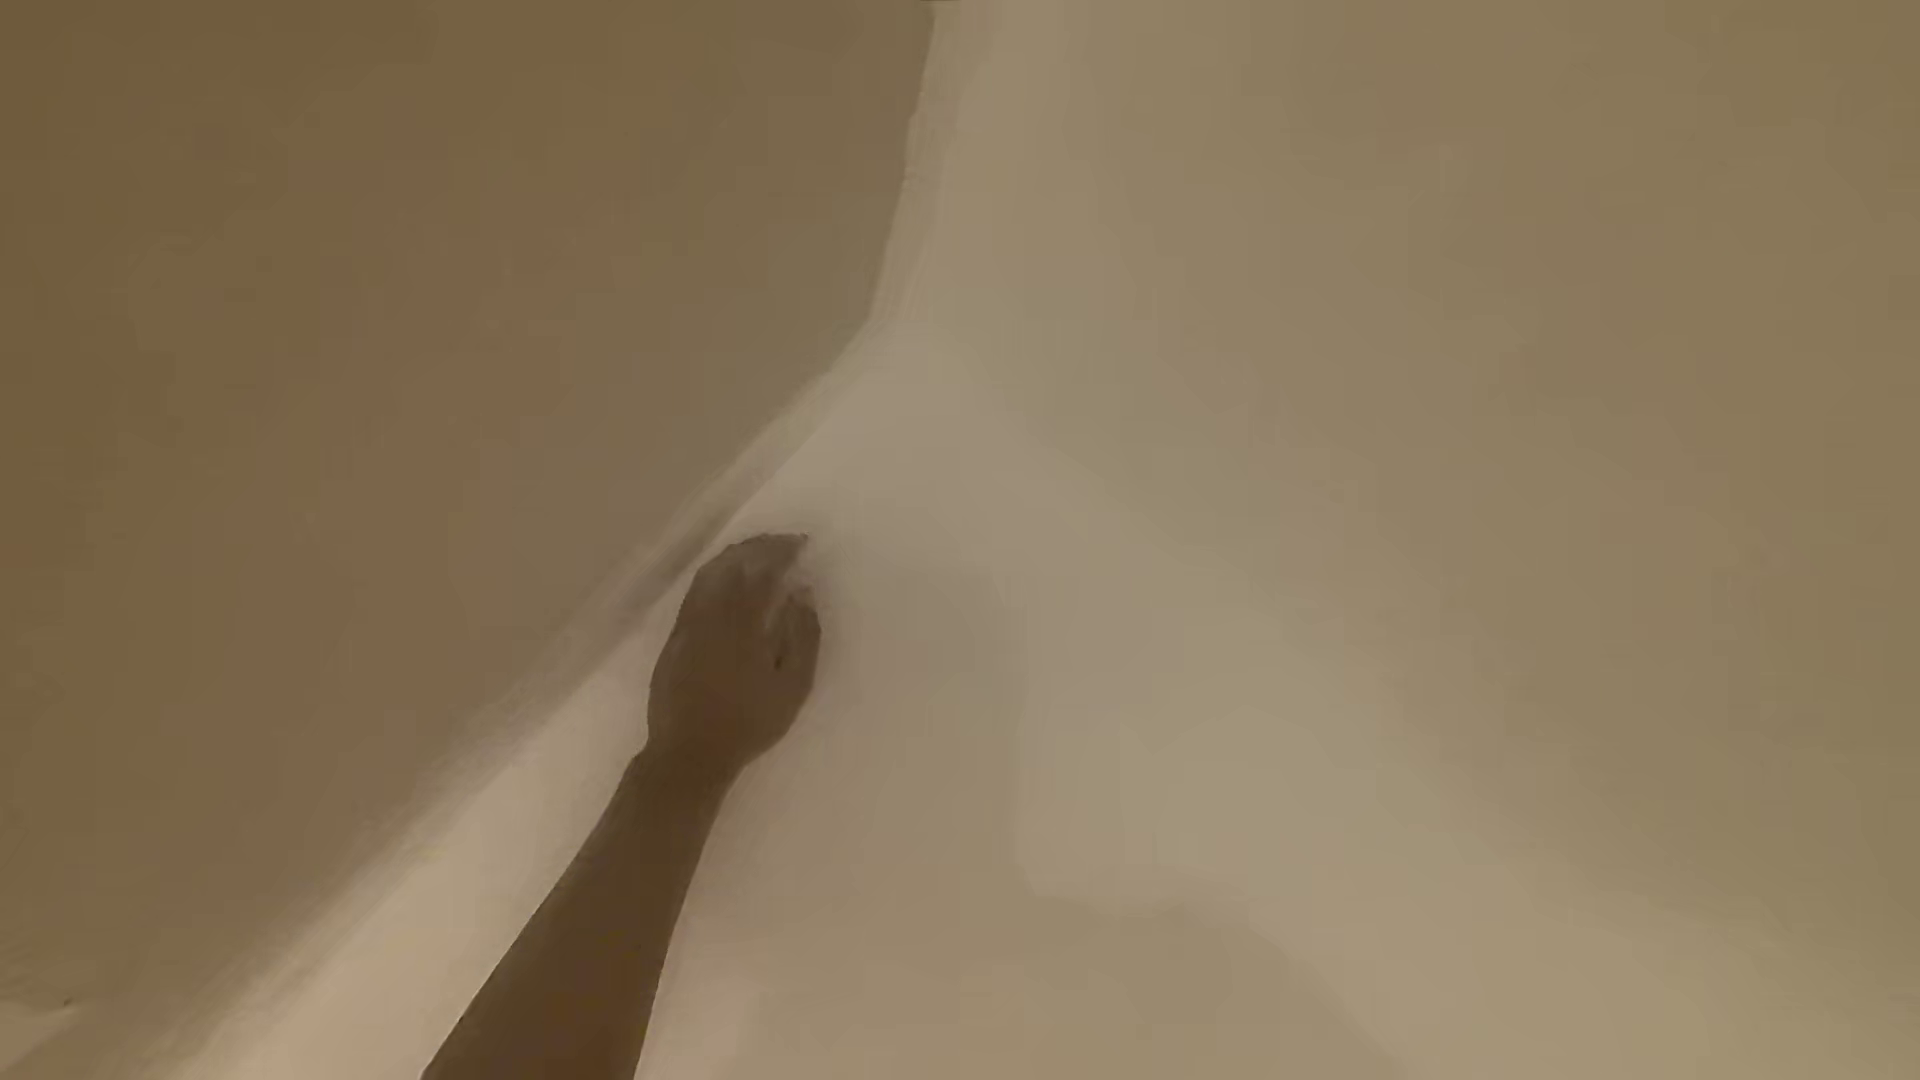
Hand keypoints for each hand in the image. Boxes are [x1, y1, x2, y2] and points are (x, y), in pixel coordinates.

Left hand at [646, 533, 821, 776]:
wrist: (689, 753)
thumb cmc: (750, 722)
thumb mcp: (793, 686)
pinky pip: (696, 591)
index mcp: (742, 624)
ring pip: (709, 574)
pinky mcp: (674, 636)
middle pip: (731, 564)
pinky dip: (716, 574)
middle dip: (758, 546)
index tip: (801, 543)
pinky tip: (729, 580)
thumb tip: (802, 592)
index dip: (782, 551)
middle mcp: (710, 615)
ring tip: (758, 552)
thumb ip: (803, 636)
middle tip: (782, 541)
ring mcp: (687, 624)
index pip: (762, 572)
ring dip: (735, 555)